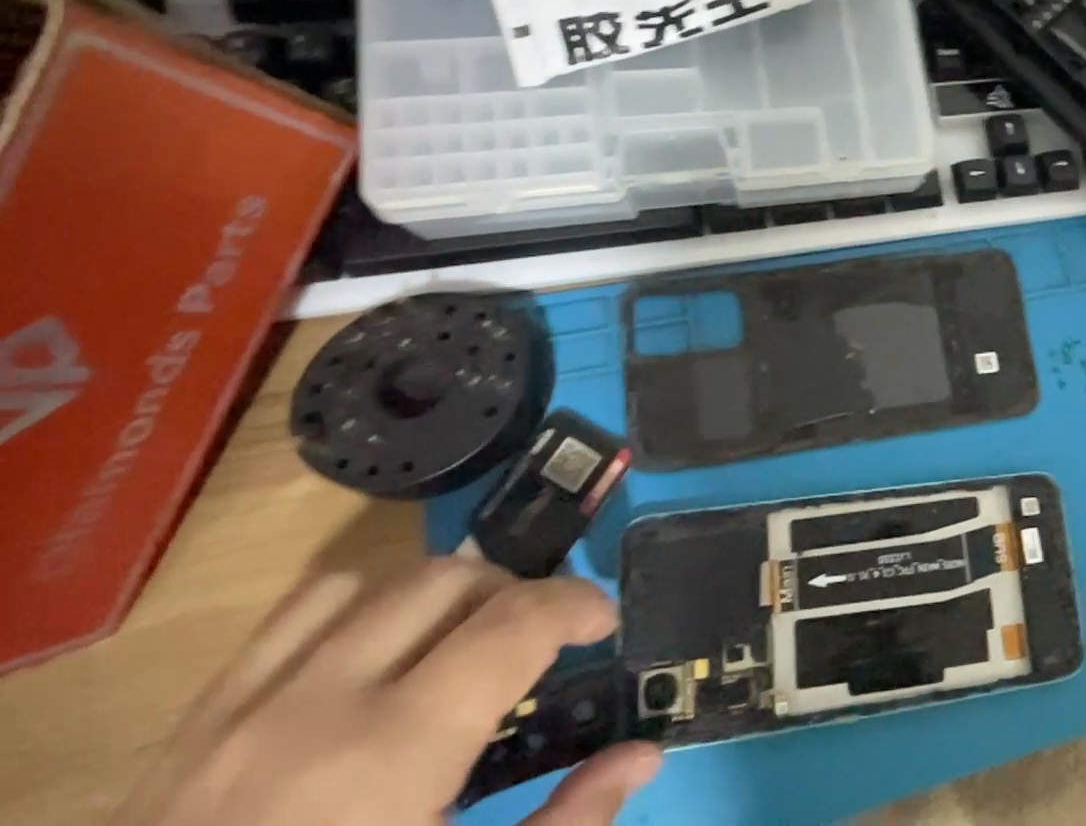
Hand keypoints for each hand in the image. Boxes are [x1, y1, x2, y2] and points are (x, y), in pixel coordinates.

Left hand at [117, 558, 659, 825]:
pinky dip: (356, 608)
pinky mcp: (194, 722)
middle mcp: (322, 702)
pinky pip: (293, 614)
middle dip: (516, 592)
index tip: (603, 623)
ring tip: (460, 640)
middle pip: (449, 581)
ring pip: (372, 583)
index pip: (513, 623)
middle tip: (541, 641)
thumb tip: (641, 755)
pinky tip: (372, 658)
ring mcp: (247, 705)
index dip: (576, 604)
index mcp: (395, 754)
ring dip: (438, 594)